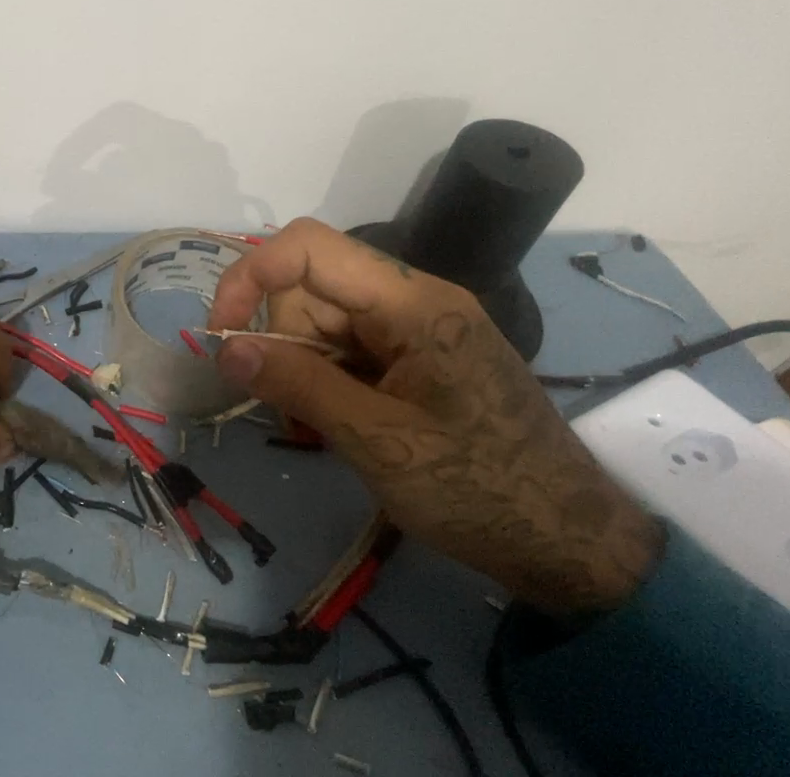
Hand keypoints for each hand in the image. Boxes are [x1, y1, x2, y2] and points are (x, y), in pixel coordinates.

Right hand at [208, 219, 662, 614]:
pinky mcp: (412, 359)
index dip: (250, 275)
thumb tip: (225, 349)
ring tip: (315, 429)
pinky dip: (321, 382)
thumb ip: (298, 386)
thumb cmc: (477, 489)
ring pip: (317, 322)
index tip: (221, 333)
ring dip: (297, 370)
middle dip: (279, 343)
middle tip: (285, 407)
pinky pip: (342, 350)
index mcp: (412, 304)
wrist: (568, 543)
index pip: (307, 247)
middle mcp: (411, 302)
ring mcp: (413, 331)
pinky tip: (331, 425)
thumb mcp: (377, 441)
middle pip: (307, 289)